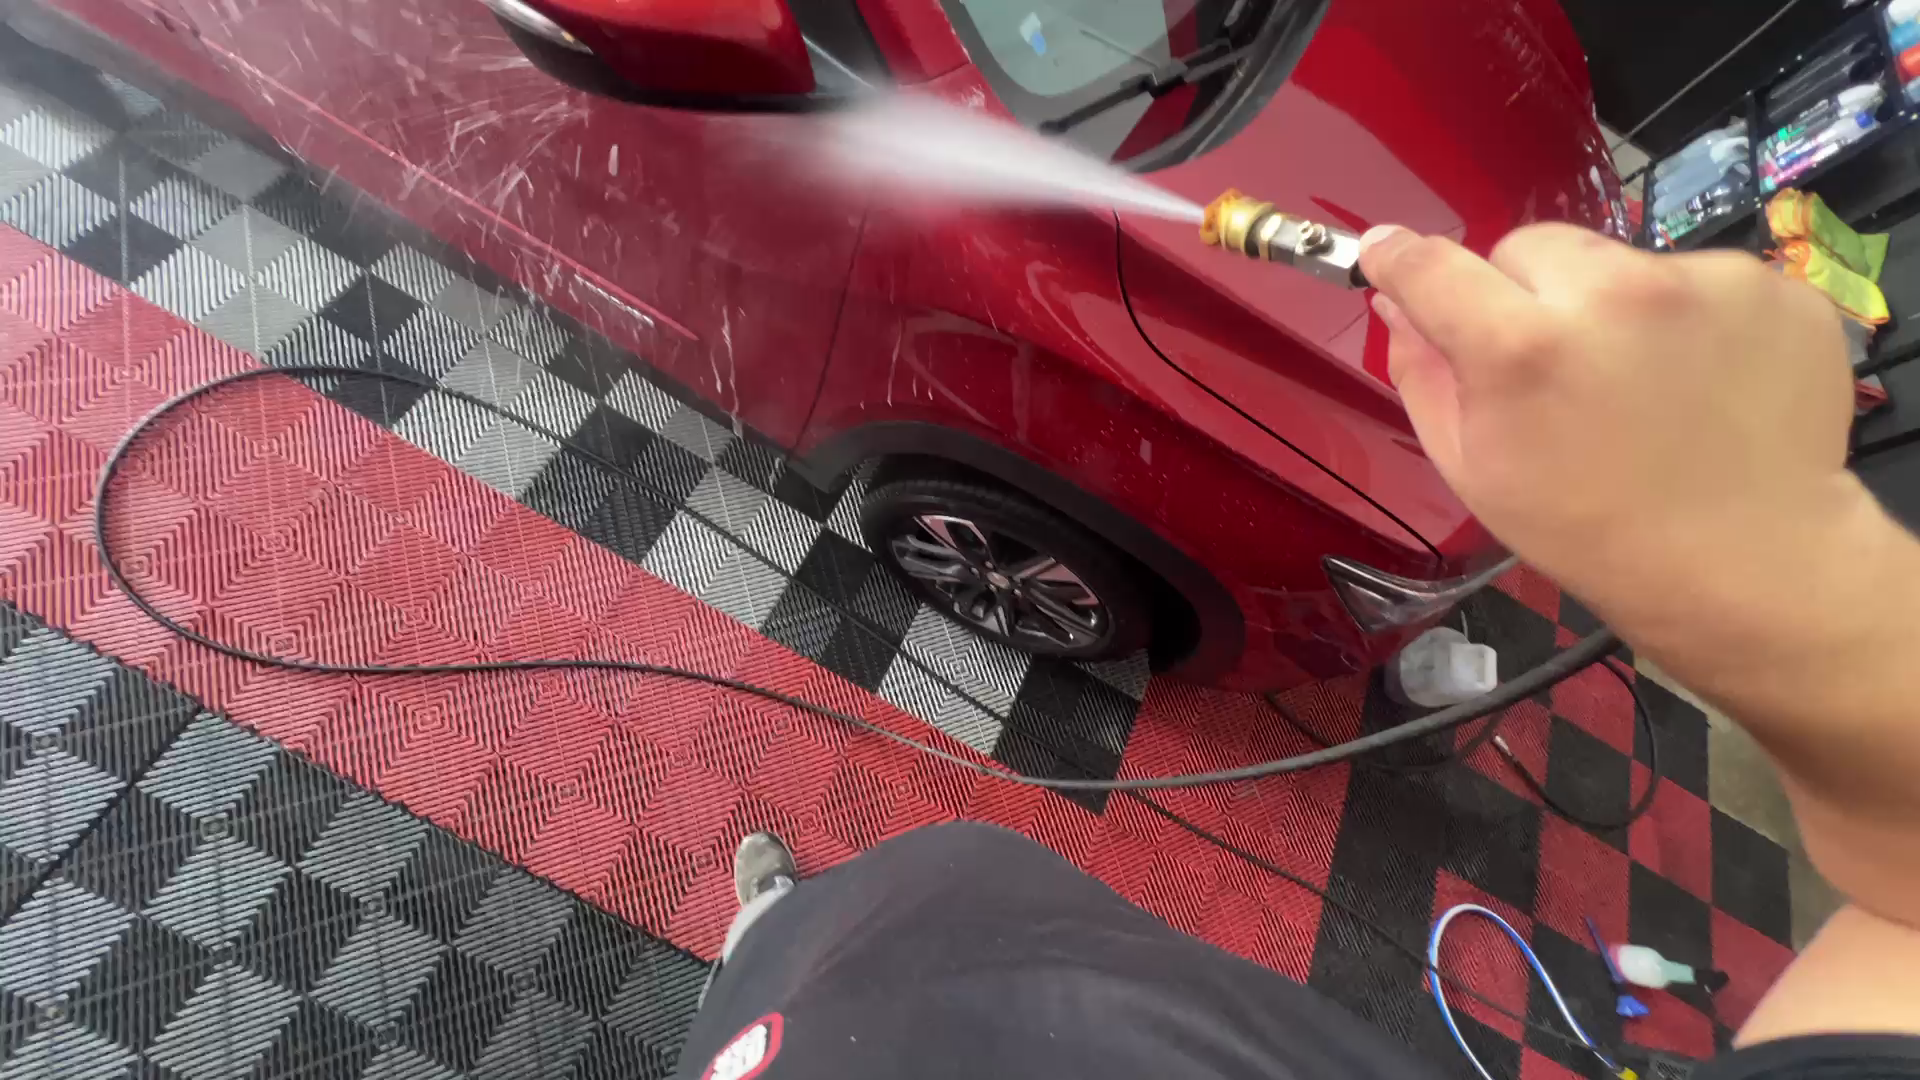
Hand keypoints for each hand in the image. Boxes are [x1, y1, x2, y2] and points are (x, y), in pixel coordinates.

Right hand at [1356, 223, 1859, 620]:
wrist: (1735, 554)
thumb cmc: (1572, 520)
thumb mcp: (1462, 459)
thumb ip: (1419, 371)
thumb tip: (1395, 304)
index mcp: (1521, 350)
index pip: (1432, 269)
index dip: (1396, 257)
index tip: (1381, 250)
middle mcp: (1612, 295)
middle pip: (1523, 246)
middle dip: (1510, 289)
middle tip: (1531, 353)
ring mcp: (1706, 283)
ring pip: (1606, 258)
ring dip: (1590, 300)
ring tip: (1616, 373)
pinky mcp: (1773, 286)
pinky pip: (1683, 274)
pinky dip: (1666, 312)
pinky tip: (1677, 373)